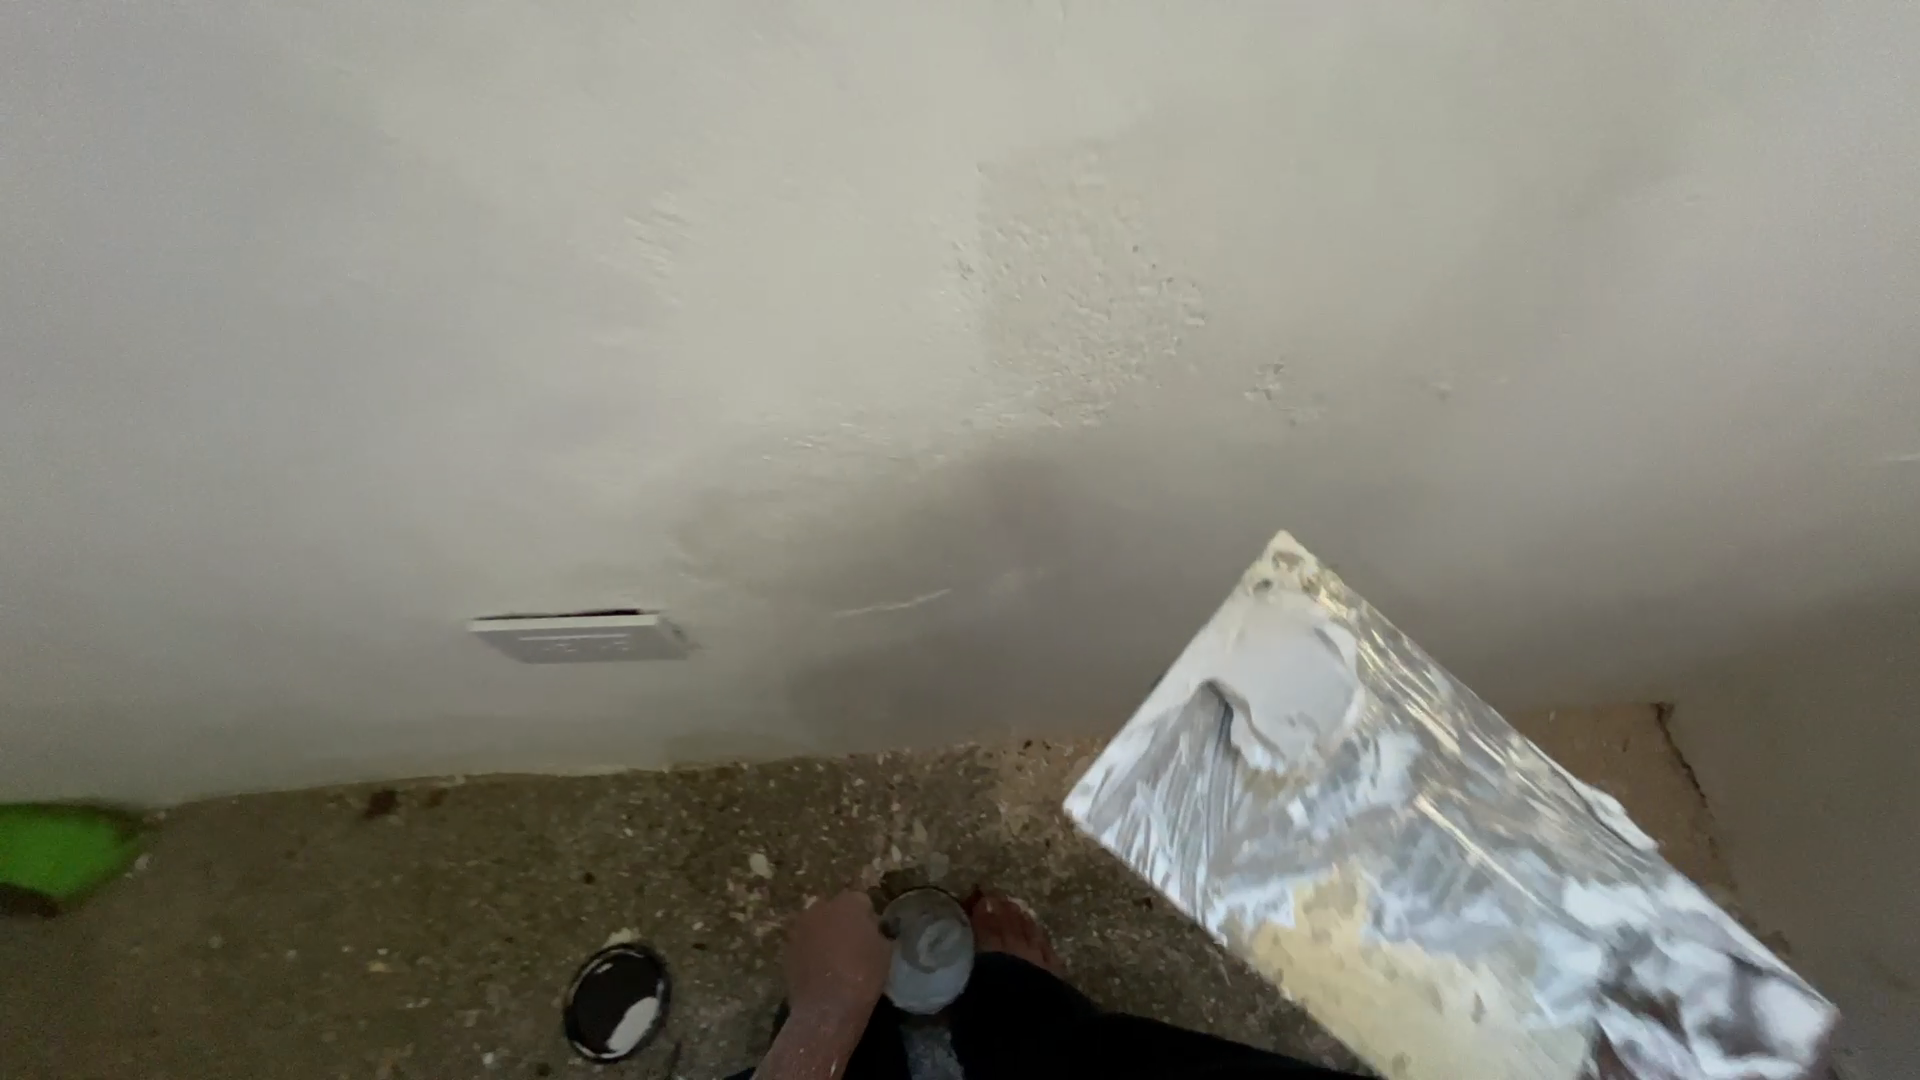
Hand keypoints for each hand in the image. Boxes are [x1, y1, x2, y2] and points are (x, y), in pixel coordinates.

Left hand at [783, 890, 890, 1016]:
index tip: (872, 937)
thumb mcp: (885, 950)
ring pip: (818, 926)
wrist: (828, 1008)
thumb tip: (872, 930)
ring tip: (833, 960)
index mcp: (849, 902)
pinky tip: (819, 972)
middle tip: (852, 947)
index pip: (862, 902)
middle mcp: (822, 906)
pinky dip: (810, 952)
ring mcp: (801, 926)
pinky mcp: (787, 948)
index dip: (868, 920)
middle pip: (836, 910)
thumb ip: (878, 932)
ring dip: (825, 936)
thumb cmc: (864, 975)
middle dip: (843, 923)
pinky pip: (804, 944)